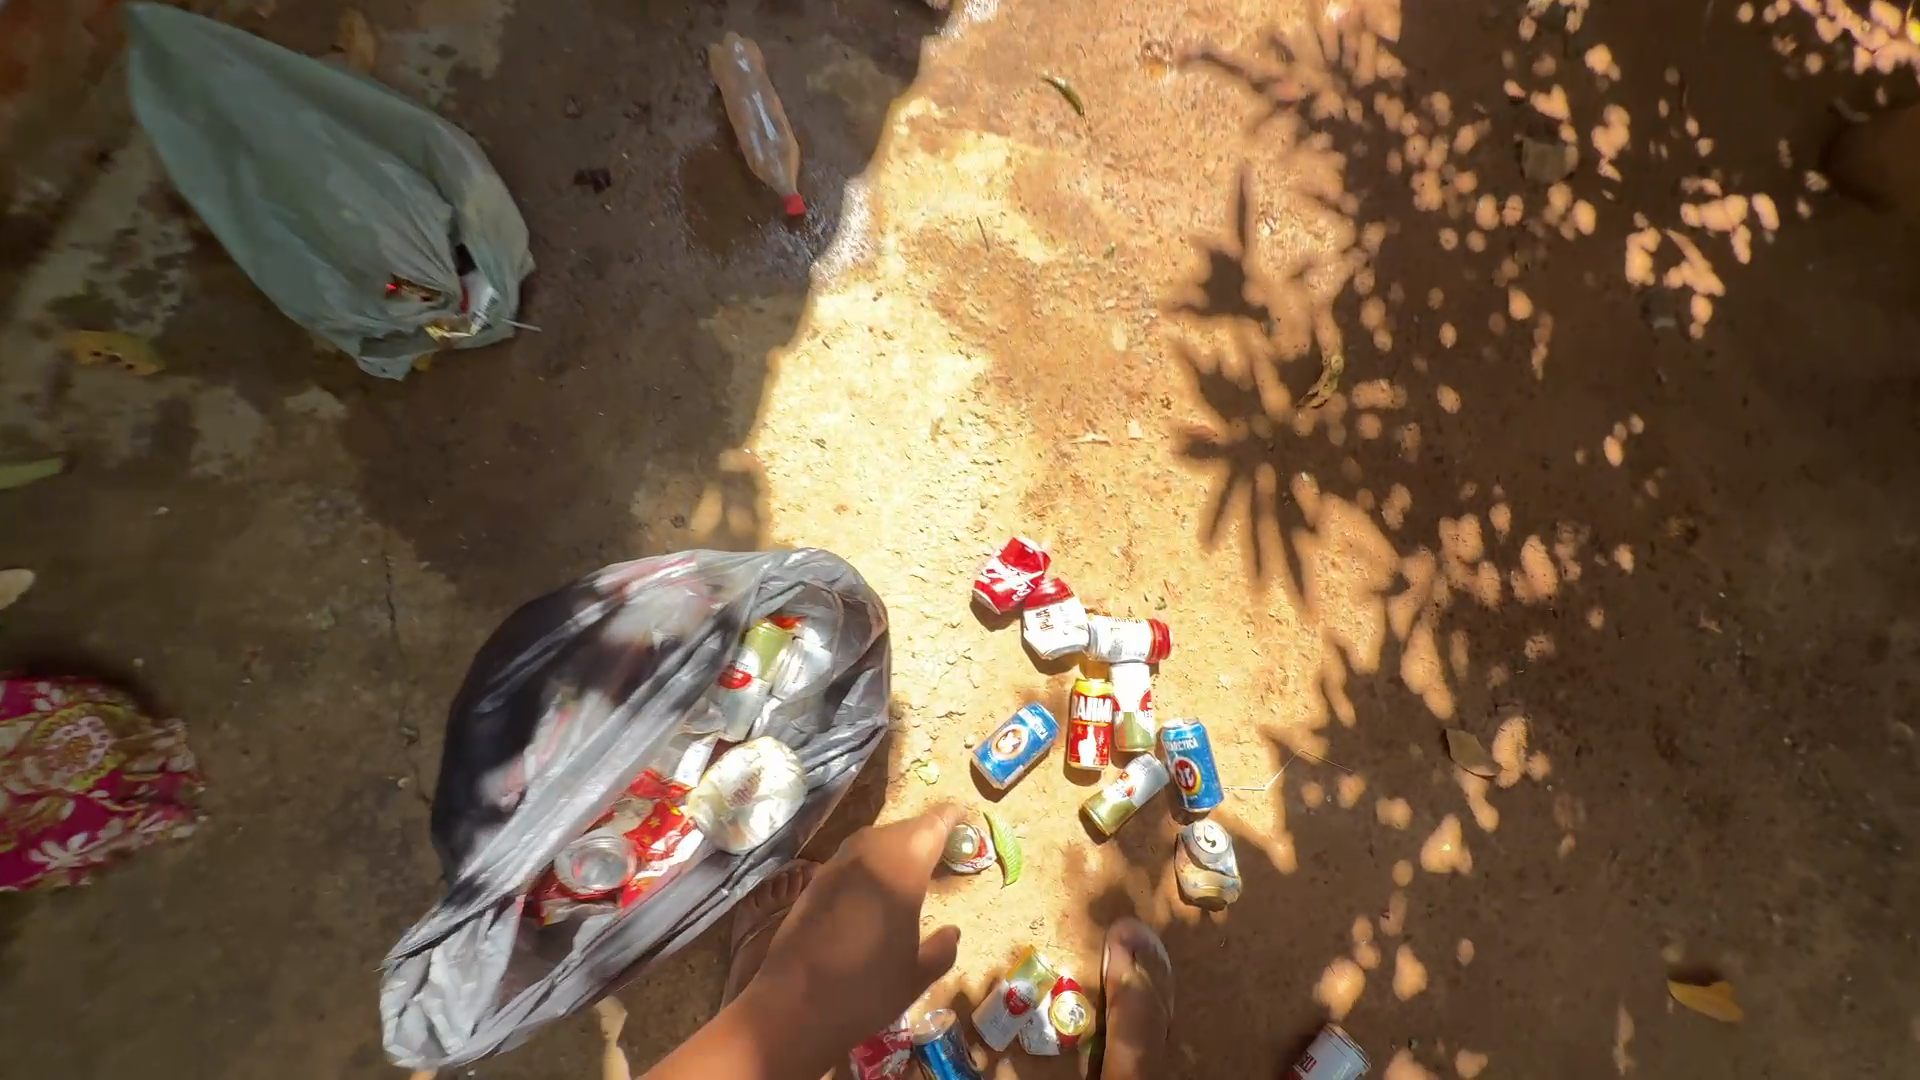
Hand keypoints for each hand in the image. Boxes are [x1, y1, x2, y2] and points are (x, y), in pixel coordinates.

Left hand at [740, 804, 964, 1059]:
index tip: (962, 813)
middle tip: (940, 847)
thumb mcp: (916, 976)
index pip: (932, 827)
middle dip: (923, 834)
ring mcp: (838, 864)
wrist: (793, 1005)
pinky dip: (870, 863)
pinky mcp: (816, 880)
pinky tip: (872, 888)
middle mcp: (871, 853)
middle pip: (904, 829)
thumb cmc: (866, 990)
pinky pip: (854, 858)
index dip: (949, 817)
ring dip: (895, 847)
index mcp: (903, 867)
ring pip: (876, 841)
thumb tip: (952, 932)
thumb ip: (941, 950)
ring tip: (909, 866)